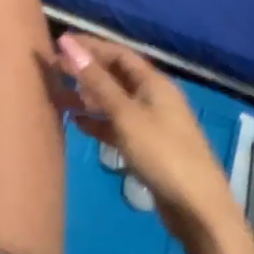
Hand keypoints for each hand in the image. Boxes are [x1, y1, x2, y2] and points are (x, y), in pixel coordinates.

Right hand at [56, 33, 253, 253]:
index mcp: (154, 82)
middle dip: (86, 71)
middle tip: (55, 70)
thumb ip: (96, 80)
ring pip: (114, 101)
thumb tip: (69, 43)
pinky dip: (98, 122)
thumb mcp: (125, 114)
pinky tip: (77, 124)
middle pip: (115, 75)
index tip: (60, 44)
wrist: (199, 210)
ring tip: (59, 97)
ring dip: (88, 97)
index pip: (118, 53)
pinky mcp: (148, 147)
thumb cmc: (161, 153)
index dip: (89, 47)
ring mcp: (152, 123)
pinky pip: (118, 126)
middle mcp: (153, 97)